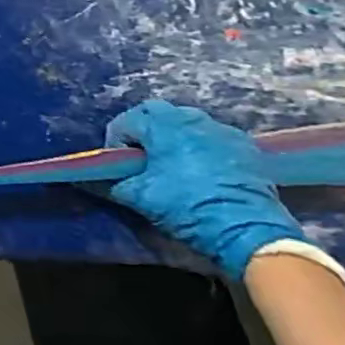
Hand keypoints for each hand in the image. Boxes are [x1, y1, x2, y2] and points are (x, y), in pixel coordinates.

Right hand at [105, 99, 303, 279]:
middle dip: (143, 130)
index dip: (116, 142)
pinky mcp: (243, 143)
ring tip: (172, 163)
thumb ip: (115, 184)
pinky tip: (204, 170)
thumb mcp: (144, 199)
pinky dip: (201, 145)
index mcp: (161, 125)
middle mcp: (188, 117)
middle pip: (155, 113)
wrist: (250, 231)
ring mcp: (219, 128)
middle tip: (142, 159)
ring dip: (172, 135)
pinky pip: (212, 135)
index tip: (119, 166)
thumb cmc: (189, 209)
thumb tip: (94, 179)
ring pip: (185, 120)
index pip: (126, 122)